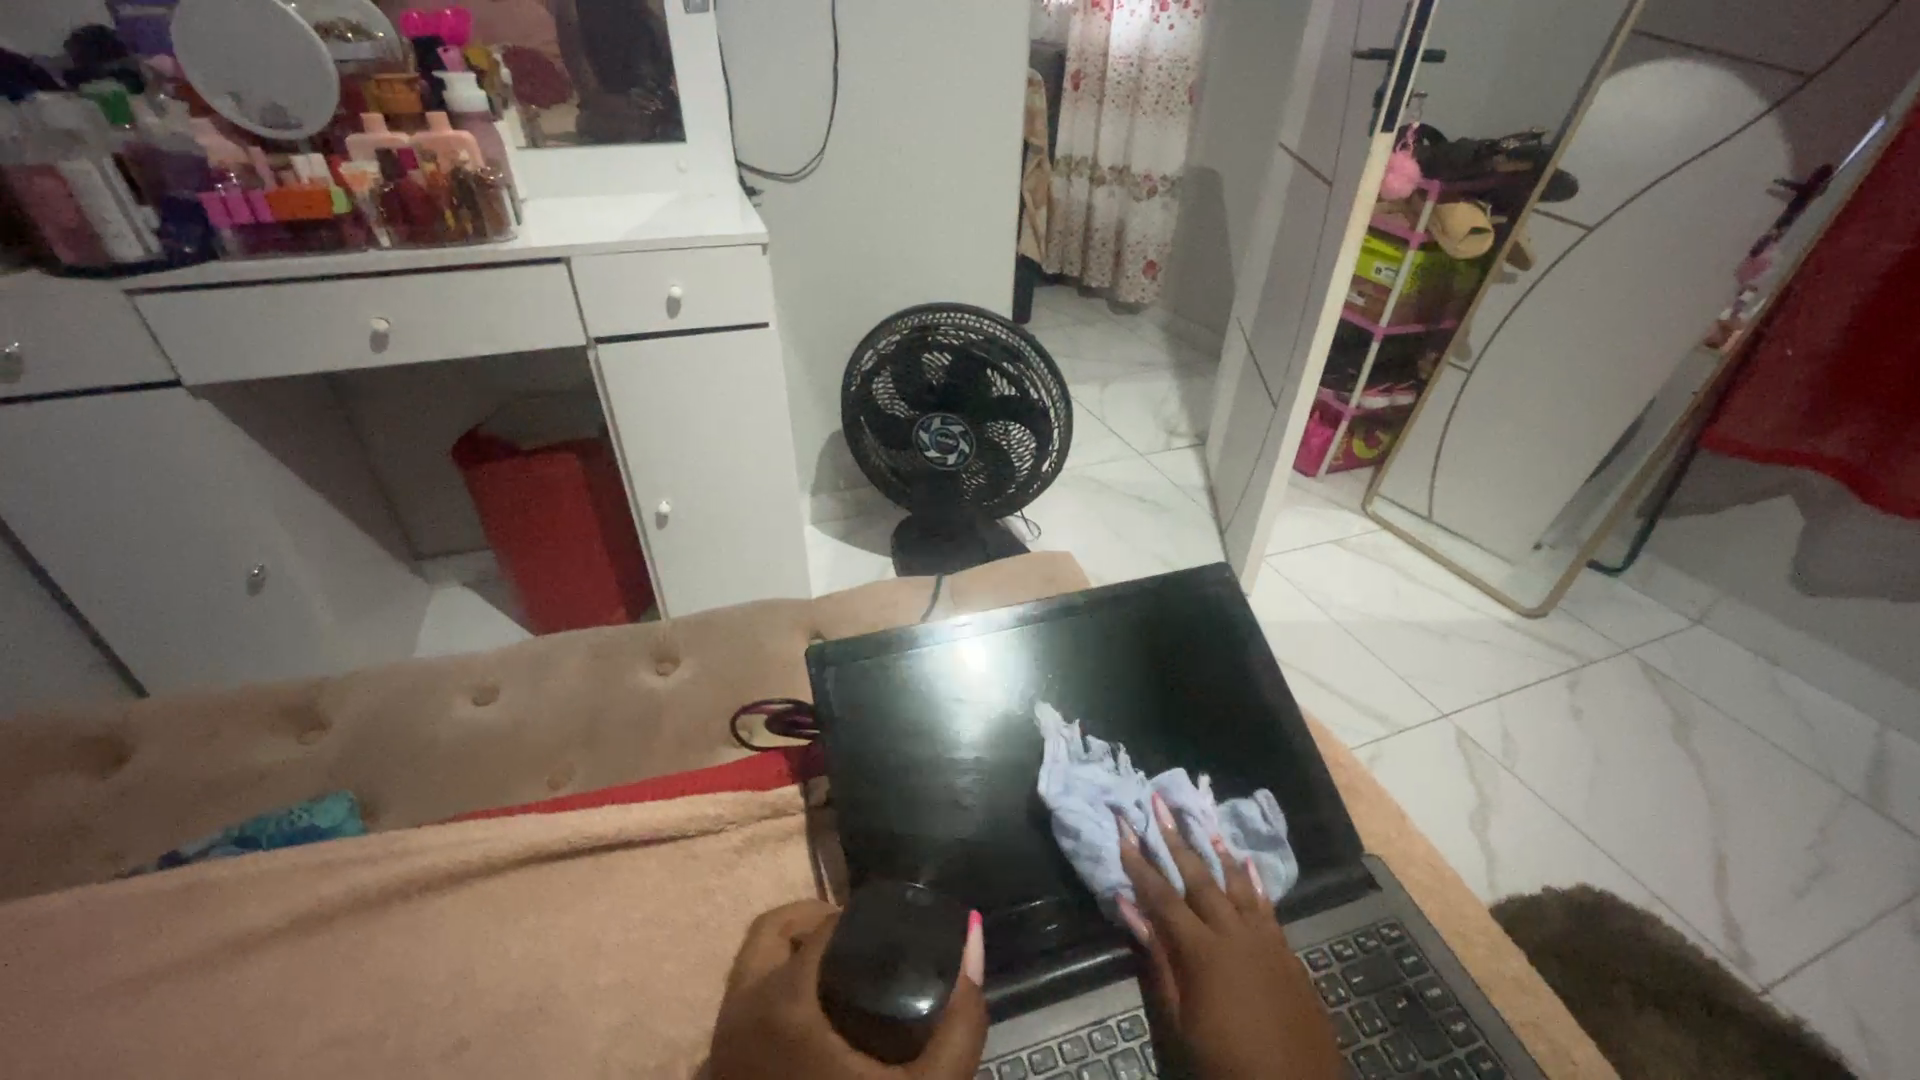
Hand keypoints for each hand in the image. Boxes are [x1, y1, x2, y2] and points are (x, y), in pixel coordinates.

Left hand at [709, 899, 989, 1079]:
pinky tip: (814, 1030)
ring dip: (790, 959)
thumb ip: (959, 1022)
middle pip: (770, 932)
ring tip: (841, 978)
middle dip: (815, 921)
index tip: (892, 925)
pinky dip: (771, 999)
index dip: (858, 915)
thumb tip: (973, 940)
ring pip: (747, 973)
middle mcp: (735, 1016)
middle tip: (862, 940)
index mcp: (779, 1005)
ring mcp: (717, 1052)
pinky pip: (738, 1015)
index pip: (818, 926)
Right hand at [1115, 794, 1345, 1079]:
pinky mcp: (1287, 952)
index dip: (1139, 861)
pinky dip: (1255, 881)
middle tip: (1159, 800)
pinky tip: (1247, 862)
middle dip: (1175, 838)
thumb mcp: (1180, 1020)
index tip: (1123, 827)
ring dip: (1216, 850)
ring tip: (1200, 820)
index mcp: (1201, 951)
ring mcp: (1265, 939)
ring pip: (1236, 883)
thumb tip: (1128, 908)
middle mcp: (1233, 933)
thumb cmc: (1226, 1061)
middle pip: (1198, 877)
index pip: (1161, 896)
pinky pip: (1267, 905)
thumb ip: (1157, 959)